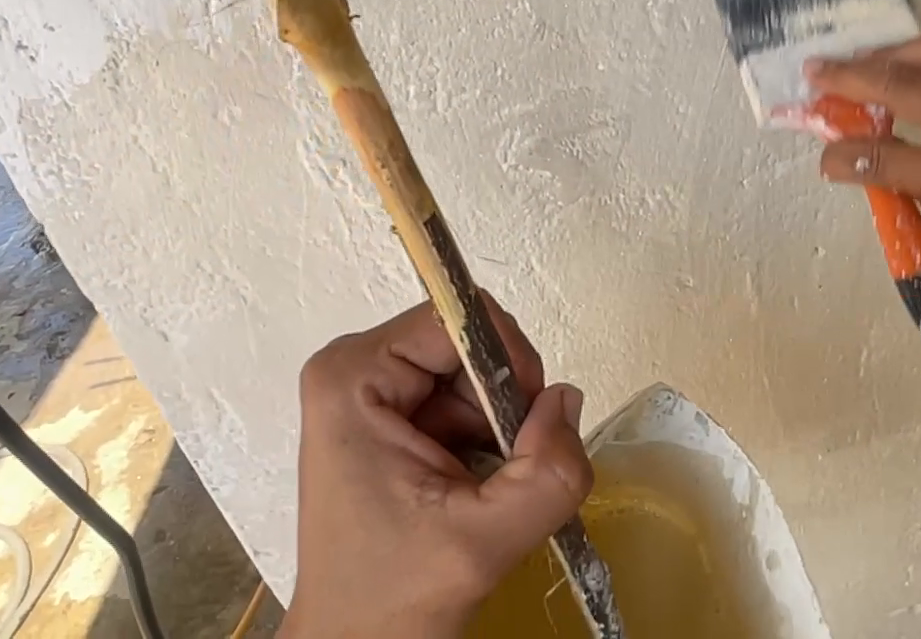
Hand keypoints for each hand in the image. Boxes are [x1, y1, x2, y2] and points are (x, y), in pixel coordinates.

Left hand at [281, 299, 592, 638]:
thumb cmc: (394, 600)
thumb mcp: (484, 541)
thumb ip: (548, 471)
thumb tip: (567, 399)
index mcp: (353, 378)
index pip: (455, 319)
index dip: (506, 356)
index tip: (528, 418)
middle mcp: (357, 370)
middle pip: (466, 344)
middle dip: (506, 397)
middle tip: (513, 462)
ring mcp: (373, 393)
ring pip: (473, 373)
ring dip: (501, 422)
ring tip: (492, 484)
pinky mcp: (391, 418)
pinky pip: (463, 399)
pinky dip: (489, 435)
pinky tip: (479, 483)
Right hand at [808, 25, 920, 283]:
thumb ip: (904, 177)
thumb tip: (855, 146)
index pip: (886, 157)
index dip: (844, 155)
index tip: (823, 154)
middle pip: (905, 88)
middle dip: (850, 78)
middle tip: (817, 72)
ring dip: (894, 51)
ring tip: (867, 59)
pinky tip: (920, 50)